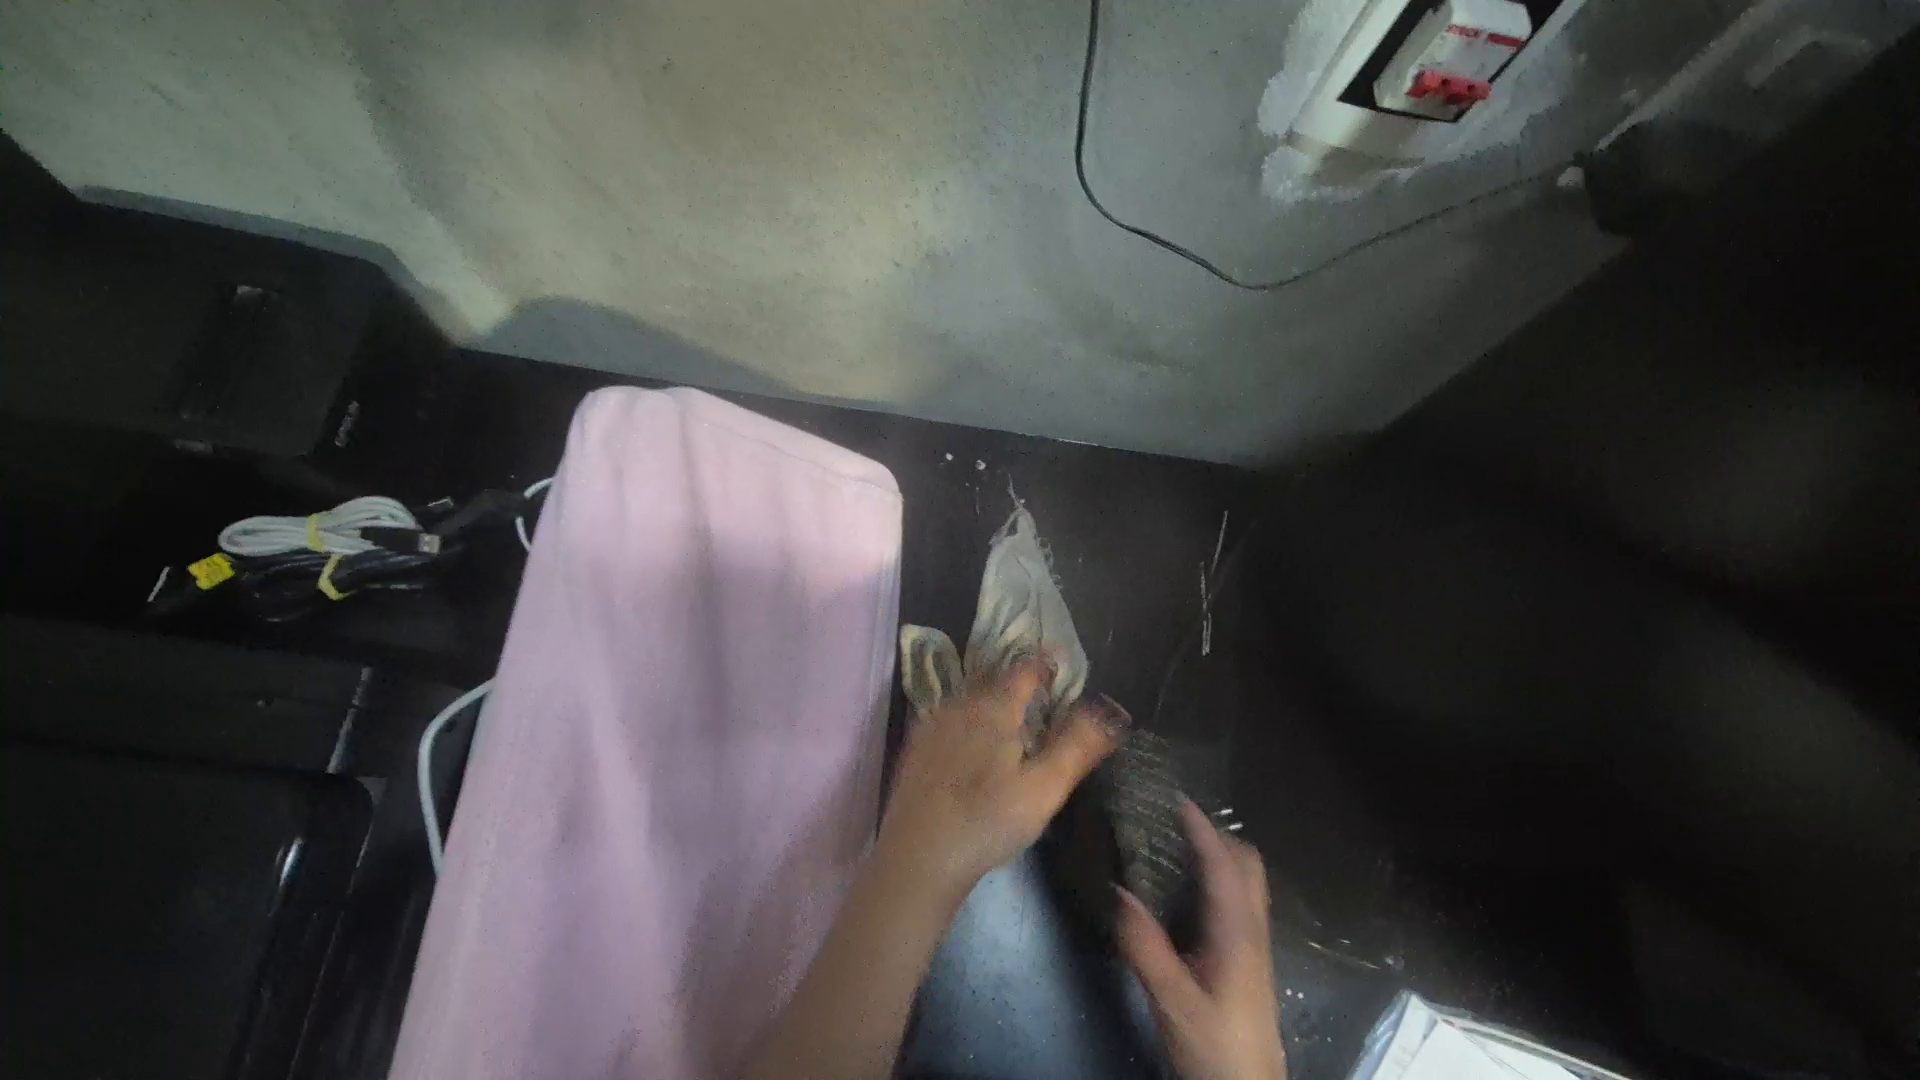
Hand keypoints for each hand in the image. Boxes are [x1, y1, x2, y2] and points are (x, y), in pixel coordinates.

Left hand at [876, 660, 1125, 899]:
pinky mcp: (915, 750)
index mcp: (994, 708)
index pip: (1024, 670)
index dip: (1045, 665)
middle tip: (1040, 693)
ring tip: (1010, 718)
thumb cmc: (988, 820)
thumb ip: (1078, 745)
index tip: (1060, 667)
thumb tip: (1112, 710)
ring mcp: (932, 726)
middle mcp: (960, 705)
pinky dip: (967, 721)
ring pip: (969, 699)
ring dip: (991, 700)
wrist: (918, 857)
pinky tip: (971, 746)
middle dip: (1018, 681)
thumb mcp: (1044, 788)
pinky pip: (948, 719)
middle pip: (994, 681)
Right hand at [1118, 801, 1287, 1079]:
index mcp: (1237, 934)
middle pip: (1248, 866)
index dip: (1203, 829)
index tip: (1178, 799)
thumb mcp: (1171, 998)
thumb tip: (1119, 890)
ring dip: (1219, 858)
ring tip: (1176, 847)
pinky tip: (1185, 895)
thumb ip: (1144, 946)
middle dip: (1218, 836)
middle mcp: (1252, 931)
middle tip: (1176, 824)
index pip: (1223, 866)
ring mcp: (1254, 947)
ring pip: (1246, 884)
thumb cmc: (1213, 1045)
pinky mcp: (1248, 962)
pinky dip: (1217, 882)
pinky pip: (1238, 903)